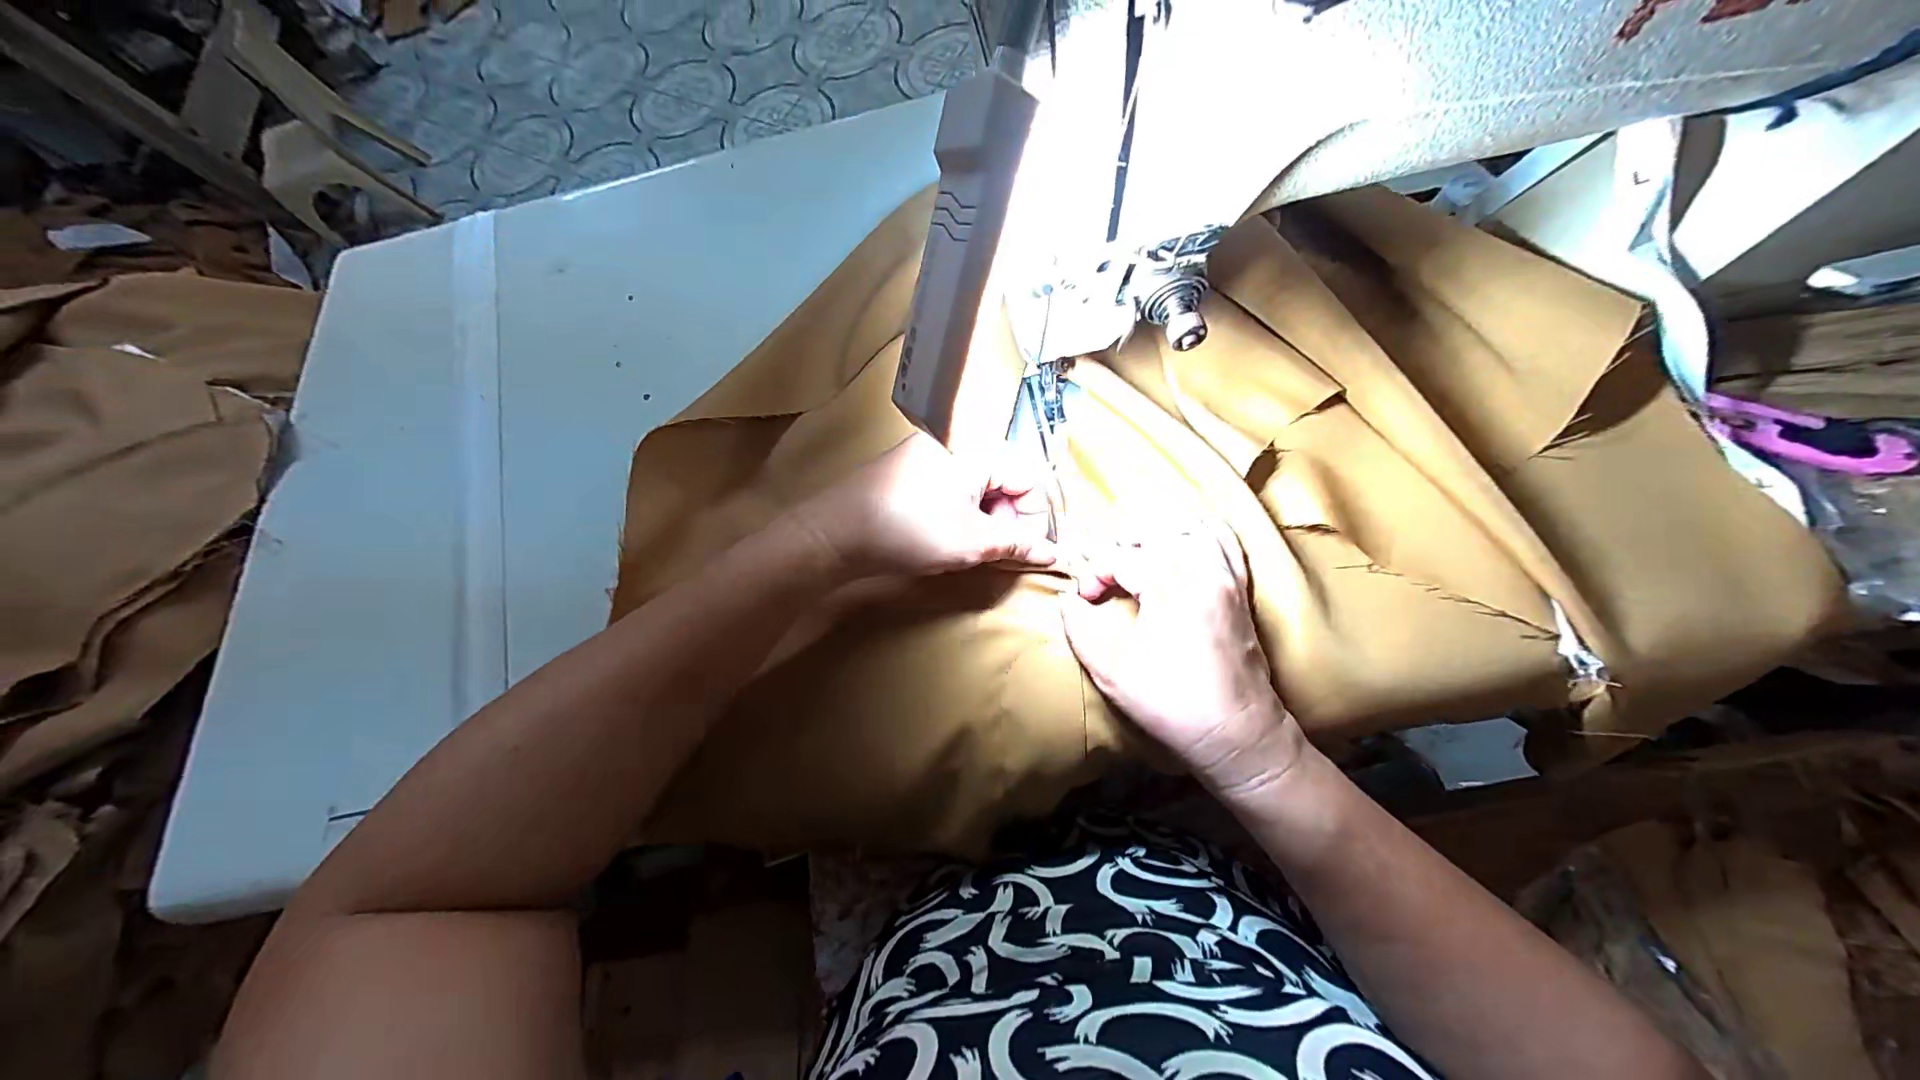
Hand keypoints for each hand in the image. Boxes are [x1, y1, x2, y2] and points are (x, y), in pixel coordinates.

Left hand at [790, 433, 1058, 578]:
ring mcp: (925, 453)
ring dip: (981, 518)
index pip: (1028, 478)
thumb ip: (1017, 544)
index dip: (1032, 517)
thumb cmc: (910, 532)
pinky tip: (940, 536)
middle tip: (991, 550)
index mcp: (976, 450)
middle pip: (1002, 478)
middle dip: (1005, 518)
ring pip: (975, 485)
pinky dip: (956, 511)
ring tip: (964, 547)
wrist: (835, 532)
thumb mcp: (973, 543)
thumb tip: (1053, 553)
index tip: (1022, 548)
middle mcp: (953, 442)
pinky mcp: (905, 469)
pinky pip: (948, 486)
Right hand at [1061, 513, 1306, 797]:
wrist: (1237, 735)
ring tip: (1137, 560)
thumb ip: (1080, 626)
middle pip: (1155, 530)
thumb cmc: (1173, 705)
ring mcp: (1229, 577)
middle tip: (1105, 578)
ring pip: (1191, 527)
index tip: (1085, 601)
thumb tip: (1071, 601)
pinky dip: (1197, 535)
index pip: (1121, 556)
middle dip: (1121, 548)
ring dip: (1157, 536)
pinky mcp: (1242, 590)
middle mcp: (1205, 570)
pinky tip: (1181, 549)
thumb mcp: (1110, 670)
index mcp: (1173, 585)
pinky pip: (1224, 541)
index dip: (1094, 574)